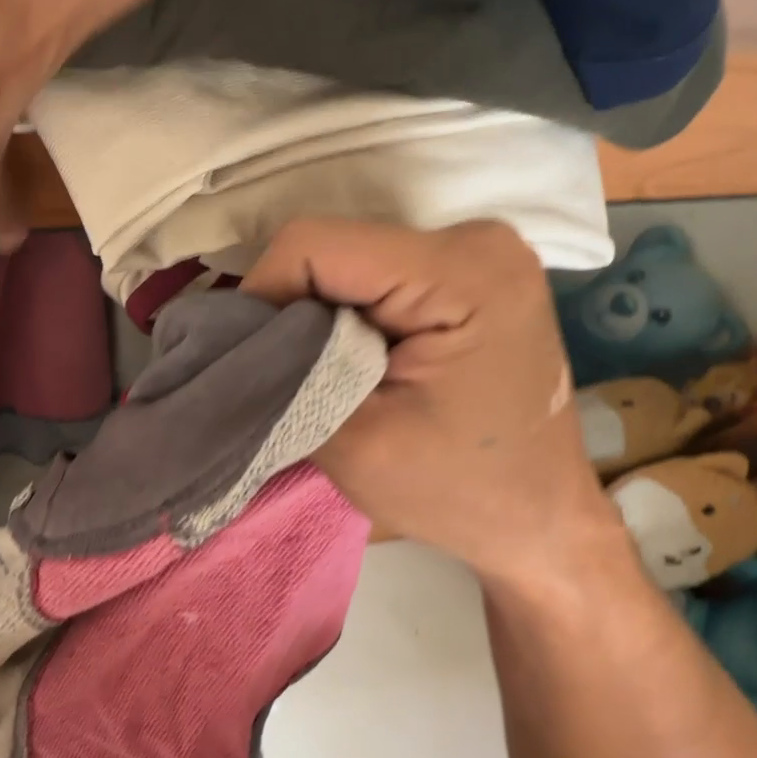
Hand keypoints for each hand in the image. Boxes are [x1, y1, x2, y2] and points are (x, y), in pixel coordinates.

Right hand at [241, 219, 628, 582]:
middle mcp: (473, 240)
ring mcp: (471, 252)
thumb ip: (281, 379)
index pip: (310, 245)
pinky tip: (347, 365)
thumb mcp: (351, 440)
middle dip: (286, 313)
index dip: (261, 298)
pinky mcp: (460, 273)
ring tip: (318, 378)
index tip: (257, 365)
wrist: (534, 517)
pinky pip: (364, 278)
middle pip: (325, 250)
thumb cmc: (453, 489)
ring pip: (338, 263)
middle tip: (288, 381)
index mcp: (461, 272)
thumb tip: (222, 339)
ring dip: (309, 320)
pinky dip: (336, 320)